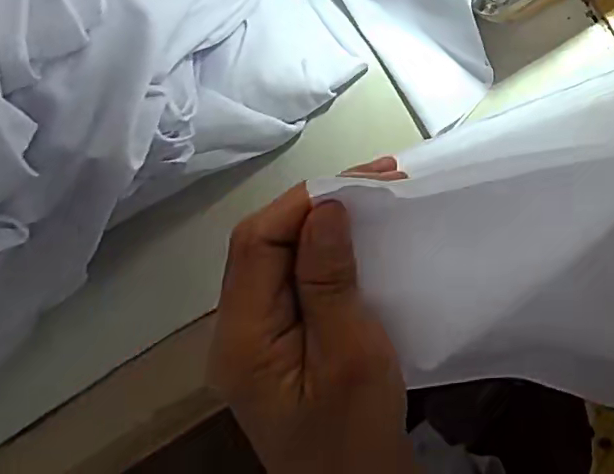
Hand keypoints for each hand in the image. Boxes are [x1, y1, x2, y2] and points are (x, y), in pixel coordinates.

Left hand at [210, 158, 417, 473]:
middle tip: (376, 179)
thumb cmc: (356, 434)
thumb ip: (329, 280)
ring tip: (375, 191)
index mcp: (243, 338)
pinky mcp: (280, 333)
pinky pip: (295, 269)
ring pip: (280, 249)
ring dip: (325, 216)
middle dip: (317, 201)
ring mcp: (257, 331)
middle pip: (263, 240)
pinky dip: (327, 241)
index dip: (302, 203)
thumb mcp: (351, 355)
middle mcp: (237, 328)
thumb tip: (325, 206)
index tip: (359, 184)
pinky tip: (359, 229)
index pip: (256, 243)